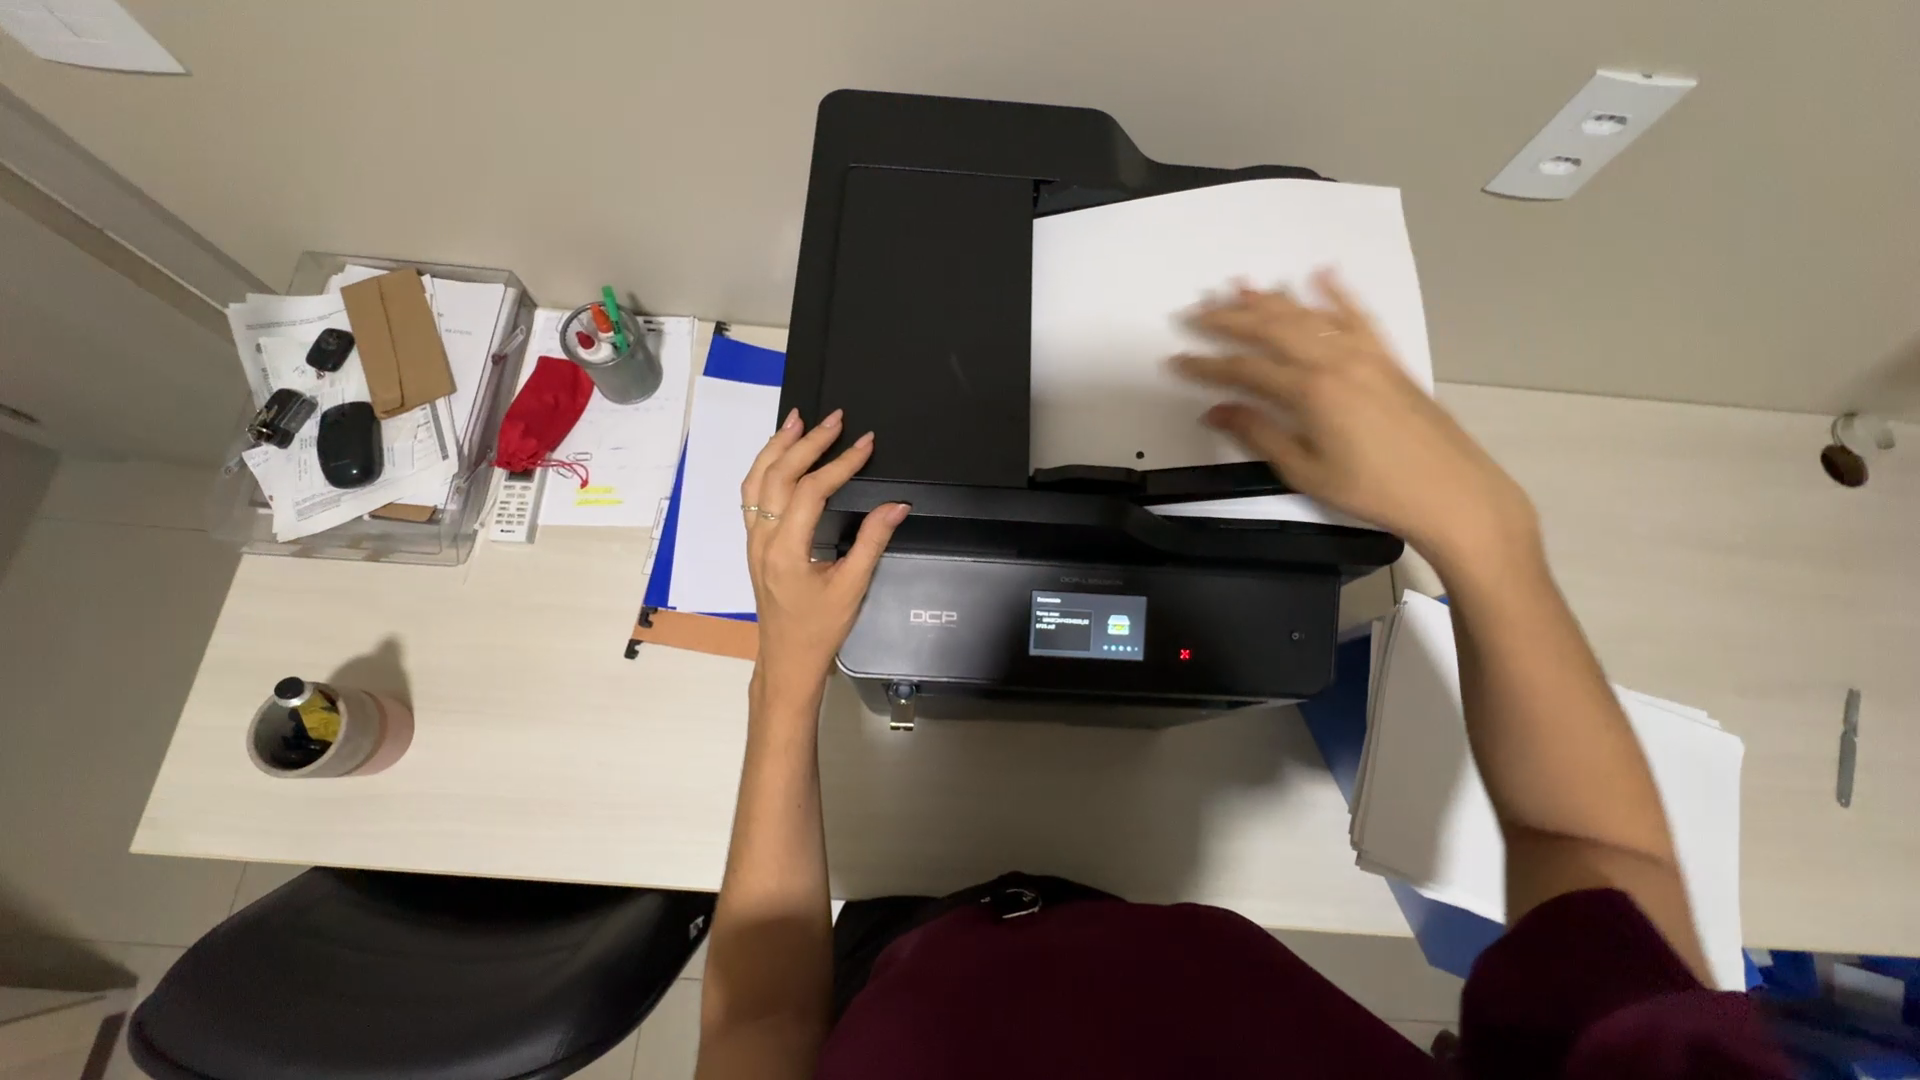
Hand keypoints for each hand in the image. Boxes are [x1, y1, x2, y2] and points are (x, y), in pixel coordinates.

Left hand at [740, 408, 909, 697]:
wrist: (787, 658)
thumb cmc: (820, 629)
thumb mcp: (853, 587)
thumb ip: (873, 542)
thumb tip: (897, 506)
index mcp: (787, 550)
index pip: (811, 491)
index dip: (840, 463)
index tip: (865, 443)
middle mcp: (763, 539)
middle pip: (778, 475)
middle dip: (807, 442)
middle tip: (834, 418)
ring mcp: (753, 539)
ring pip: (756, 480)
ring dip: (777, 446)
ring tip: (798, 420)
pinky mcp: (754, 543)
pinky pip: (752, 494)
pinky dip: (765, 466)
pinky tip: (781, 454)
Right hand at [1173, 269, 1537, 570]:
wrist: (1452, 491)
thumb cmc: (1373, 490)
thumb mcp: (1305, 471)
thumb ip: (1259, 435)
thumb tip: (1217, 412)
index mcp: (1310, 392)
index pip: (1245, 369)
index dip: (1206, 365)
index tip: (1176, 360)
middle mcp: (1335, 361)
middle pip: (1272, 329)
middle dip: (1230, 318)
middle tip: (1196, 310)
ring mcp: (1365, 355)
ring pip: (1310, 315)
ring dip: (1272, 299)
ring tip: (1240, 286)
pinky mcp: (1388, 359)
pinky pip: (1358, 317)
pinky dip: (1337, 294)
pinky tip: (1321, 274)